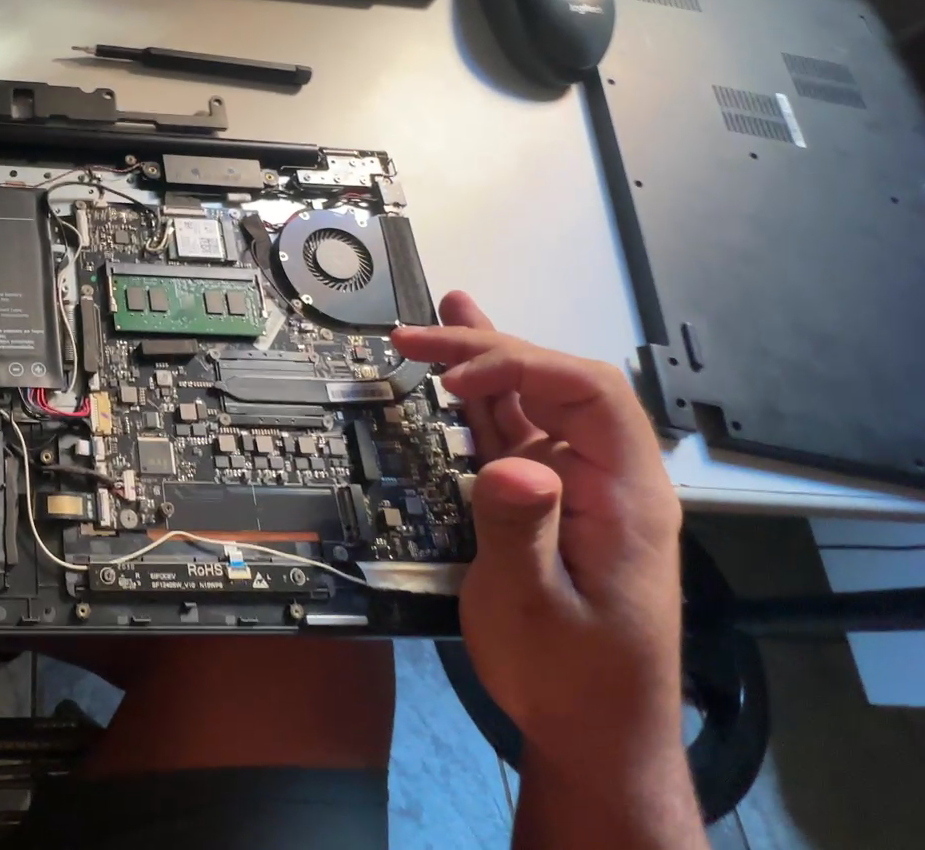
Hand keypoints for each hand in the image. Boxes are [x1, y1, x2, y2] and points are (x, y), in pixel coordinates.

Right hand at [392, 293, 683, 765]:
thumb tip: (514, 464)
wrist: (586, 722)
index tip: (448, 383)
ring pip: (530, 400)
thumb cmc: (568, 671)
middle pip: (554, 383)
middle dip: (485, 350)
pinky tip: (454, 374)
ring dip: (483, 357)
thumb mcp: (537, 606)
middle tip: (412, 334)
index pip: (586, 393)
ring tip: (441, 313)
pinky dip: (479, 396)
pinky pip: (510, 432)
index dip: (518, 368)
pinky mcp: (540, 498)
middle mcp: (602, 475)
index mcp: (623, 493)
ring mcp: (570, 484)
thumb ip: (525, 531)